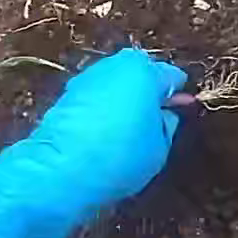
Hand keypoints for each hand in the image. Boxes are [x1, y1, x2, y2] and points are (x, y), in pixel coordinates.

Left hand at [0, 49, 186, 237]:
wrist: (58, 172)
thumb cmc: (119, 157)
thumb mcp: (159, 148)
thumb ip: (167, 124)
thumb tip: (166, 114)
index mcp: (142, 70)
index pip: (172, 76)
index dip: (177, 97)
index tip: (179, 114)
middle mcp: (114, 65)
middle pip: (141, 74)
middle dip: (149, 94)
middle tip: (155, 125)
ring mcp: (87, 78)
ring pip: (117, 85)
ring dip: (124, 101)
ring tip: (129, 134)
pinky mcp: (67, 95)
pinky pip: (96, 98)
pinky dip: (103, 110)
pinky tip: (106, 136)